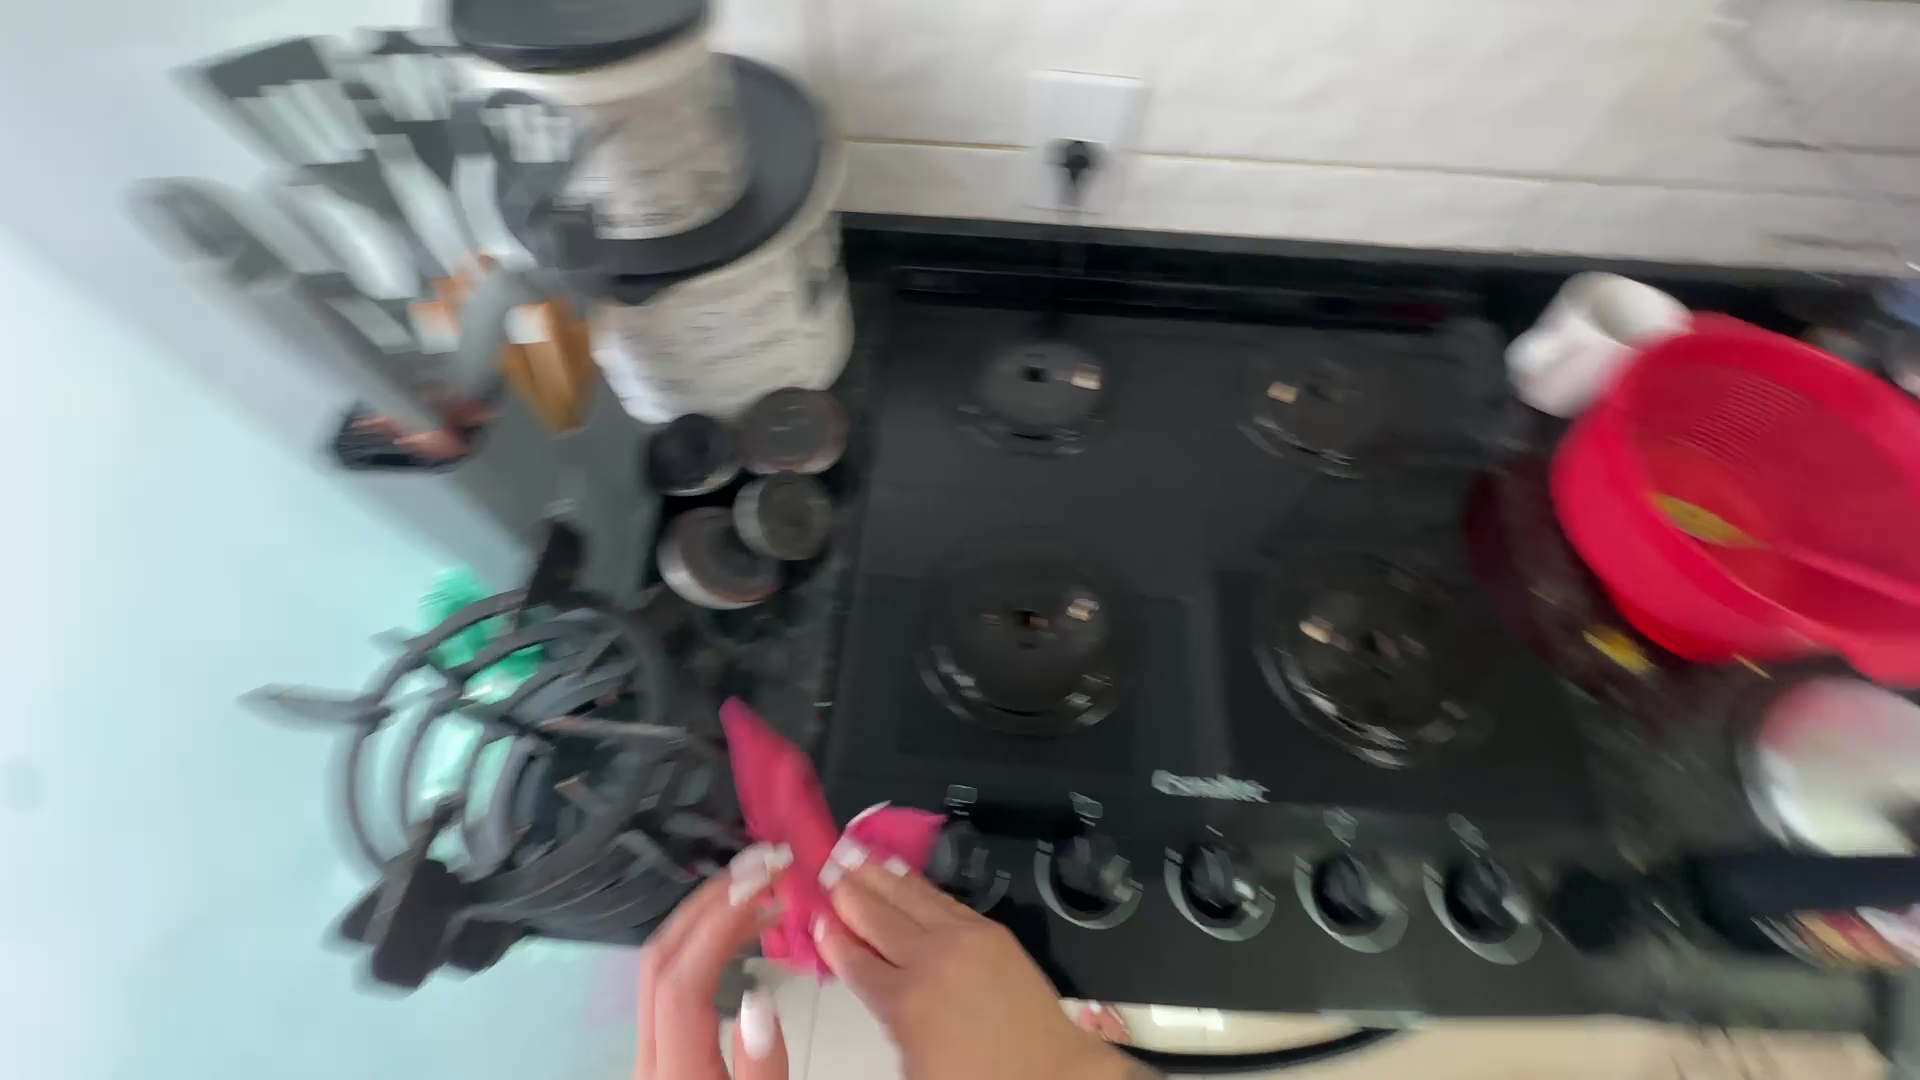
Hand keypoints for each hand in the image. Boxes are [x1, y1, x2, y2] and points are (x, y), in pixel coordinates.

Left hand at [635, 843, 792, 1079]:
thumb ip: (760, 1071)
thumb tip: (760, 995)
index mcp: (674, 1077)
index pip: (683, 980)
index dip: (721, 922)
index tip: (768, 881)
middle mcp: (651, 1061)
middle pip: (662, 959)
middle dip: (713, 898)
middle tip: (767, 861)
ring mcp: (652, 1058)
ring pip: (664, 964)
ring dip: (712, 912)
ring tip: (768, 884)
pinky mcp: (663, 1057)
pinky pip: (678, 978)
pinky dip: (712, 939)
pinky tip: (752, 932)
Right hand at [811, 847, 1151, 1079]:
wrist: (1048, 1071)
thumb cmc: (978, 1079)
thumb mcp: (914, 1064)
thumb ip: (887, 1014)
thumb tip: (872, 977)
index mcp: (904, 1003)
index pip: (855, 961)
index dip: (832, 937)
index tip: (815, 916)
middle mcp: (929, 959)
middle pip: (878, 918)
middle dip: (848, 893)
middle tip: (825, 869)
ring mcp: (961, 937)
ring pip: (908, 897)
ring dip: (877, 874)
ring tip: (852, 853)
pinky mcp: (987, 927)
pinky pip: (942, 897)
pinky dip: (915, 881)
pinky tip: (900, 872)